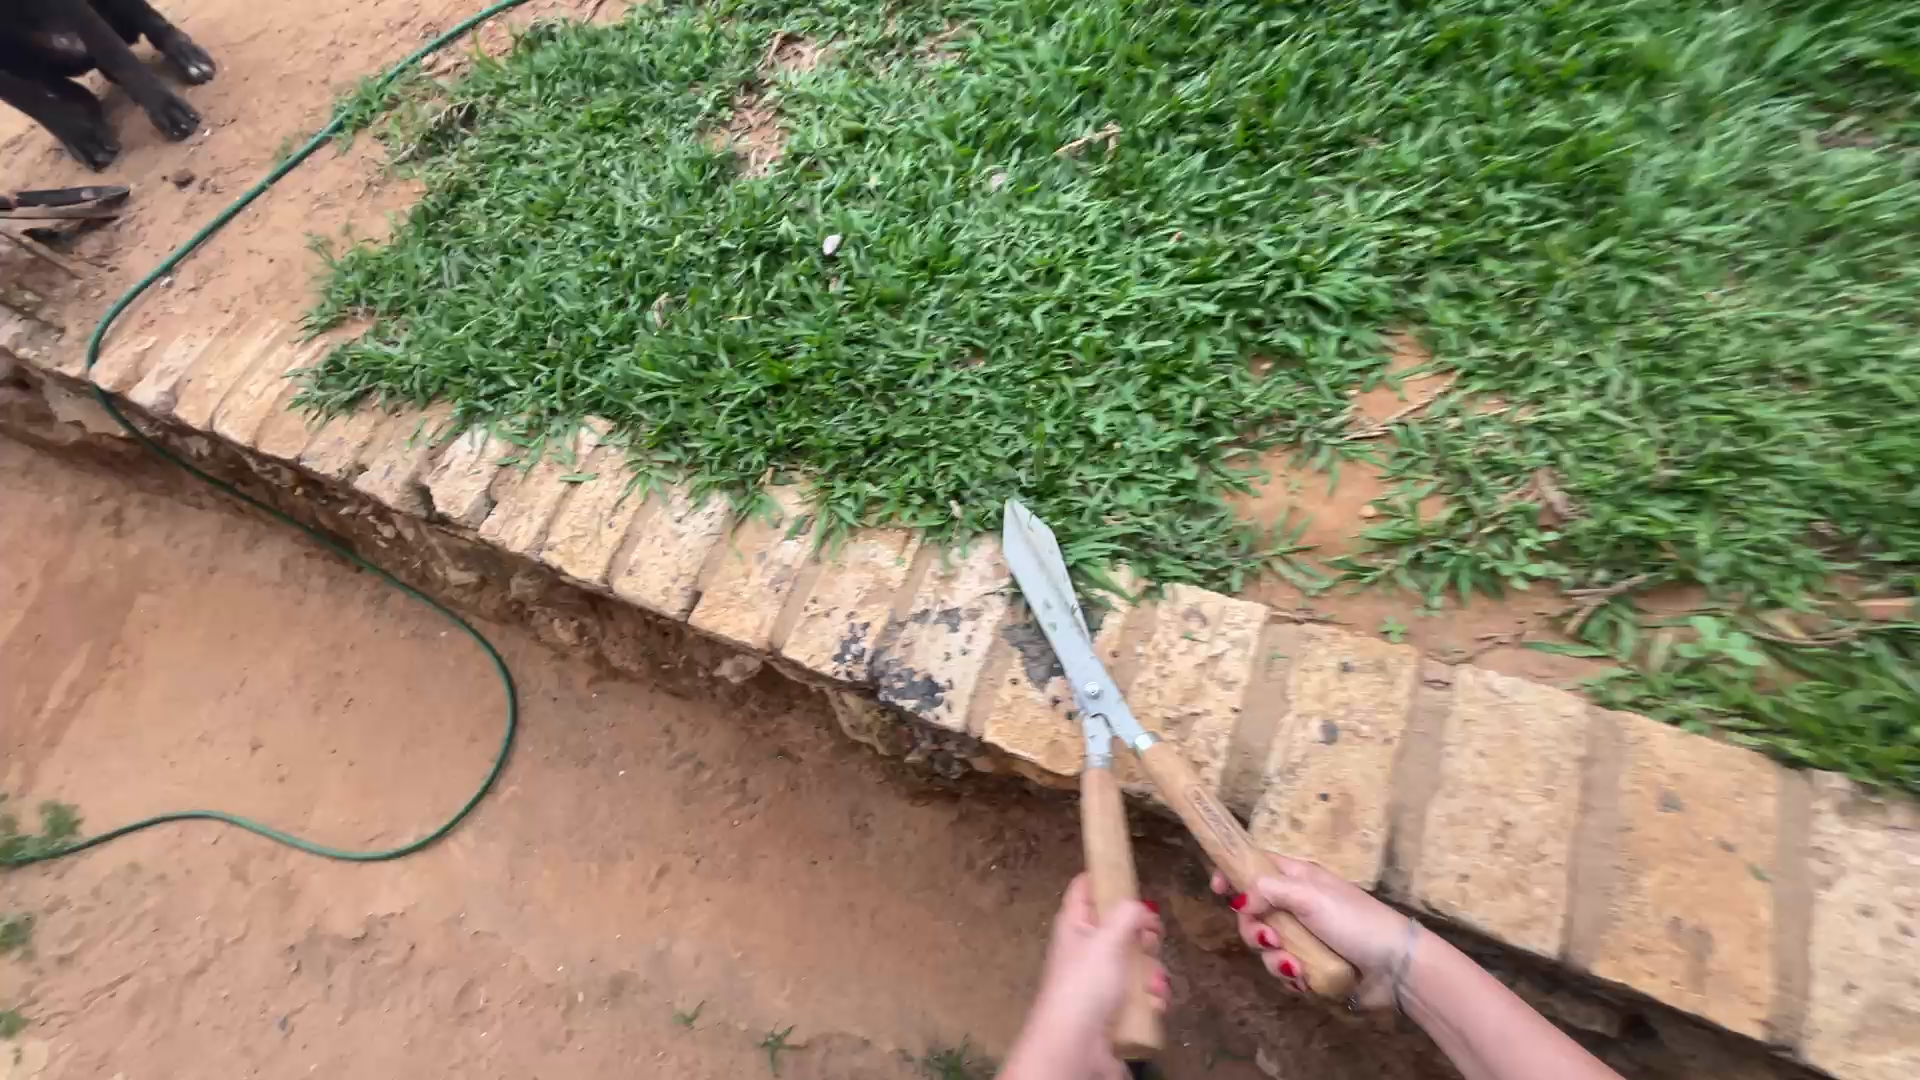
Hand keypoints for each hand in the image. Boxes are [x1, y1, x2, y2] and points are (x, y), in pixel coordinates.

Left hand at [1002, 874, 1168, 1079]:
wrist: (1075, 1050)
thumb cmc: (1085, 986)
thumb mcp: (1106, 940)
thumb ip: (1127, 914)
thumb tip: (1139, 906)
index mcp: (1075, 924)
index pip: (1086, 887)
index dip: (1106, 878)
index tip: (1131, 878)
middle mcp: (1086, 948)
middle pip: (1120, 926)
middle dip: (1143, 934)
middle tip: (1151, 939)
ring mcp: (1100, 980)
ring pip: (1136, 961)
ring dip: (1152, 972)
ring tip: (1154, 985)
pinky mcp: (1114, 1008)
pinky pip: (1141, 993)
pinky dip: (1152, 998)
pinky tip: (1155, 1005)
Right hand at [1212, 854, 1412, 1007]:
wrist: (1398, 967)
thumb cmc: (1355, 920)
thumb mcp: (1310, 896)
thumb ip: (1268, 891)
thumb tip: (1237, 899)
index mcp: (1295, 878)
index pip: (1253, 866)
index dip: (1232, 874)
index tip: (1217, 890)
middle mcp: (1294, 904)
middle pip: (1252, 910)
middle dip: (1253, 928)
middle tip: (1268, 938)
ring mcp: (1301, 935)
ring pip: (1264, 943)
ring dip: (1273, 956)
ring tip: (1293, 965)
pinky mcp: (1309, 965)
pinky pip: (1282, 968)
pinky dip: (1288, 974)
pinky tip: (1304, 978)